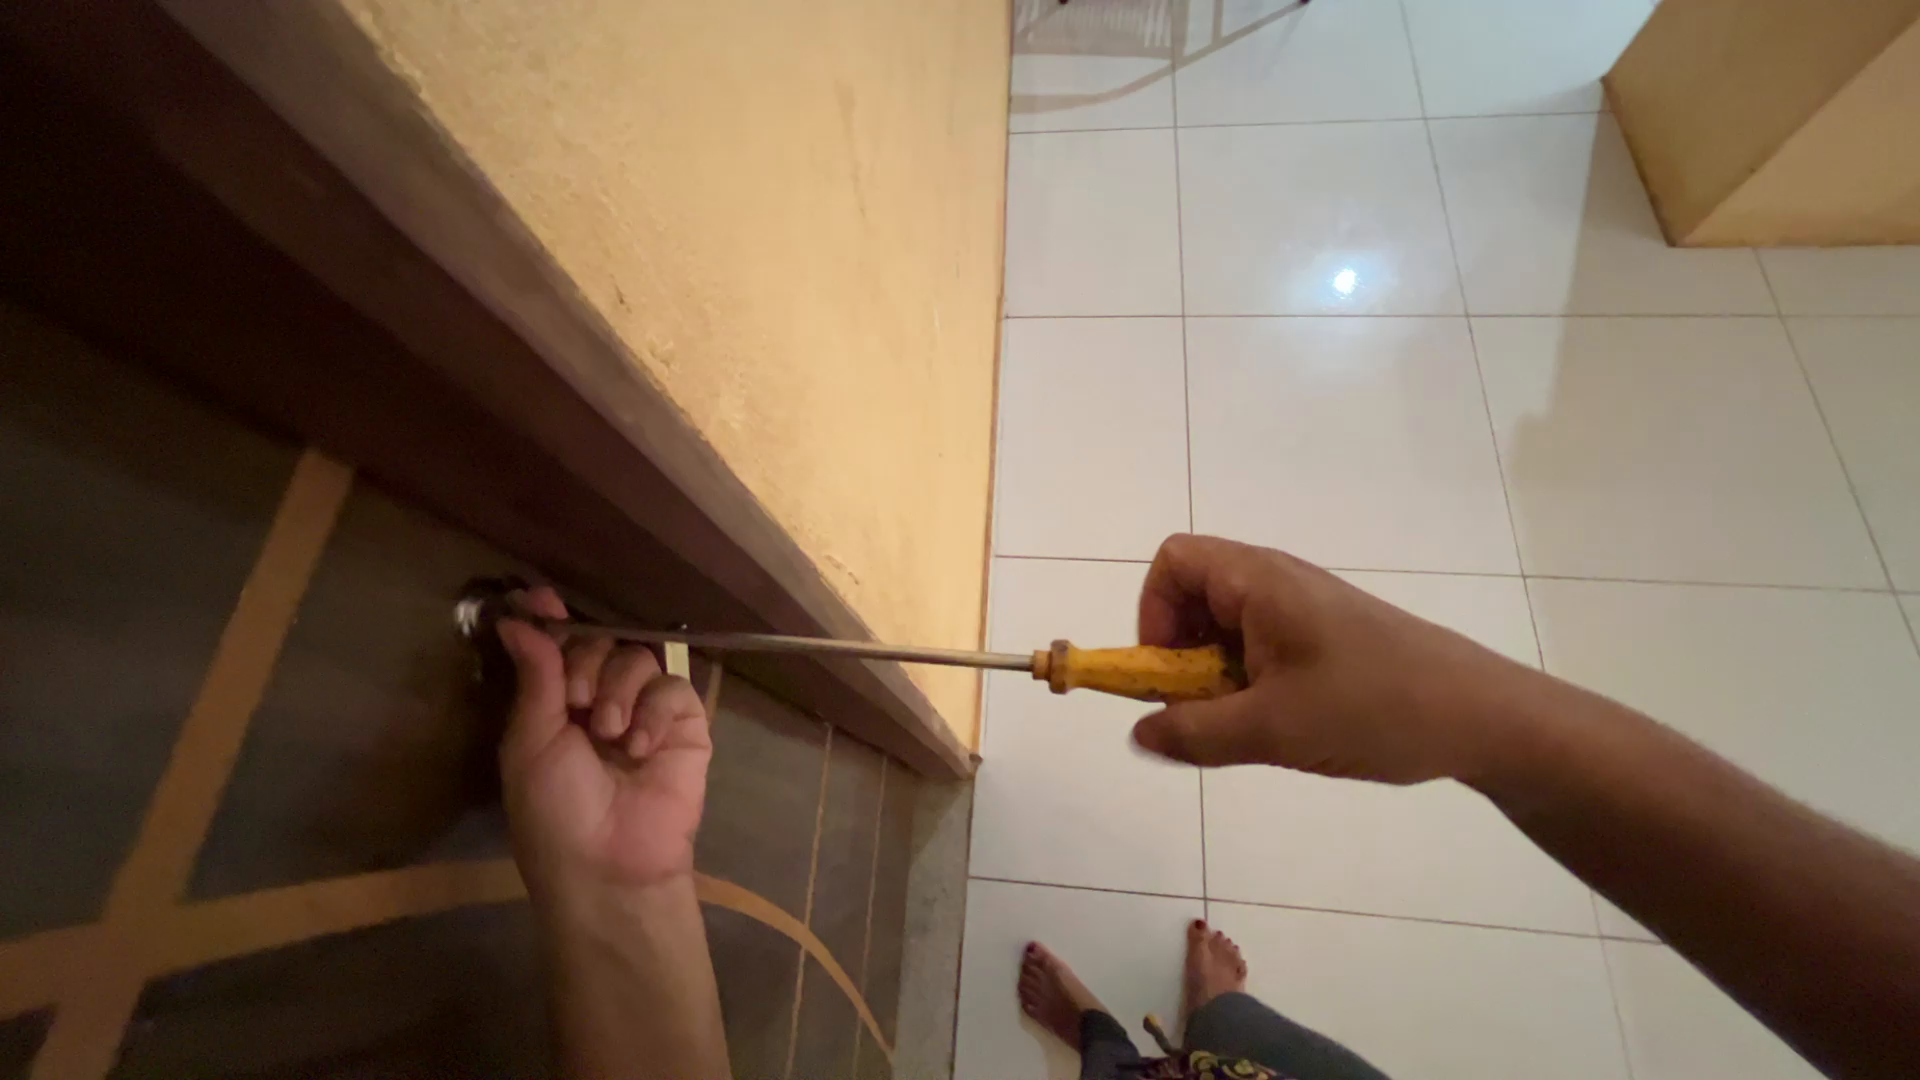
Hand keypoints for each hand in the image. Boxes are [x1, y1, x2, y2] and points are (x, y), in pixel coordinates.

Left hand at [495, 587, 711, 900]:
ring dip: (620, 690)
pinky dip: (653, 712)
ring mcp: (646, 710)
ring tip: (611, 734)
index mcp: (558, 707)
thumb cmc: (556, 810)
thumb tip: (516, 620)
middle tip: (579, 705)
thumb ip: (537, 678)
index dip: (552, 622)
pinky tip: (640, 746)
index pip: (559, 649)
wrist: (612, 861)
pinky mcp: (684, 722)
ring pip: (638, 658)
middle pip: (601, 643)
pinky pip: (672, 688)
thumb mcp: (532, 743)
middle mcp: (602, 700)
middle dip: (587, 665)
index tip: (540, 598)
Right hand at [1130, 535, 1542, 784]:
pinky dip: (1246, 677)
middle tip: (1202, 705)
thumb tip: (1139, 736)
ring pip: (1224, 624)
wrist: (1489, 719)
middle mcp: (1275, 581)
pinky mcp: (1323, 634)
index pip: (1173, 561)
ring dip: (1214, 671)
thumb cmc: (1375, 708)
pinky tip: (1280, 718)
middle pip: (1193, 593)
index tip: (1169, 669)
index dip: (1153, 611)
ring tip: (1244, 720)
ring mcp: (1302, 607)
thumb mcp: (1274, 729)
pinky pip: (1258, 642)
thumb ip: (1195, 732)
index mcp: (1258, 581)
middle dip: (1181, 651)